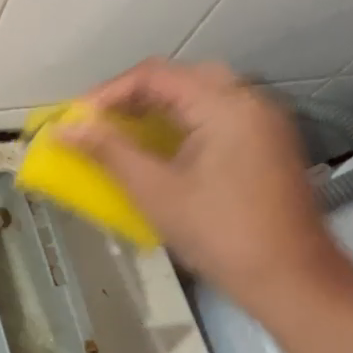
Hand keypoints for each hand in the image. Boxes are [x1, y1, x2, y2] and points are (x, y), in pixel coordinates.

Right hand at [58, 59, 349, 308]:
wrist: (289, 276)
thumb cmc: (218, 231)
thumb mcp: (153, 189)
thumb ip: (107, 150)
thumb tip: (62, 129)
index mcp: (225, 106)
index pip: (154, 75)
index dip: (107, 93)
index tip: (76, 121)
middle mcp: (250, 102)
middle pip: (179, 78)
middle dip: (131, 96)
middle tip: (96, 122)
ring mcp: (263, 123)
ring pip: (199, 94)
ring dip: (155, 108)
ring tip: (118, 133)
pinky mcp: (265, 144)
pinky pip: (216, 115)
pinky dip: (179, 121)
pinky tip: (156, 147)